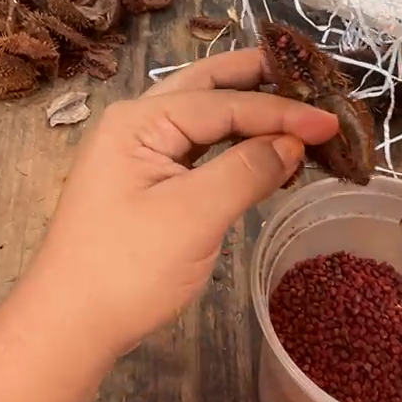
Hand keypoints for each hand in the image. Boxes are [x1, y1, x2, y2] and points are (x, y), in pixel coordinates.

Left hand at [18, 49, 339, 357]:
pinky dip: (233, 144)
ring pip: (202, 116)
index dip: (281, 111)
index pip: (224, 103)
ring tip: (294, 102)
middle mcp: (136, 124)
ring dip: (247, 109)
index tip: (332, 121)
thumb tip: (295, 143)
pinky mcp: (146, 182)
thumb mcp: (193, 216)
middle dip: (257, 79)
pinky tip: (263, 149)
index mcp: (140, 121)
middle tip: (309, 75)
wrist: (69, 326)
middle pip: (206, 88)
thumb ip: (246, 170)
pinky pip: (198, 148)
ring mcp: (139, 153)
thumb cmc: (127, 268)